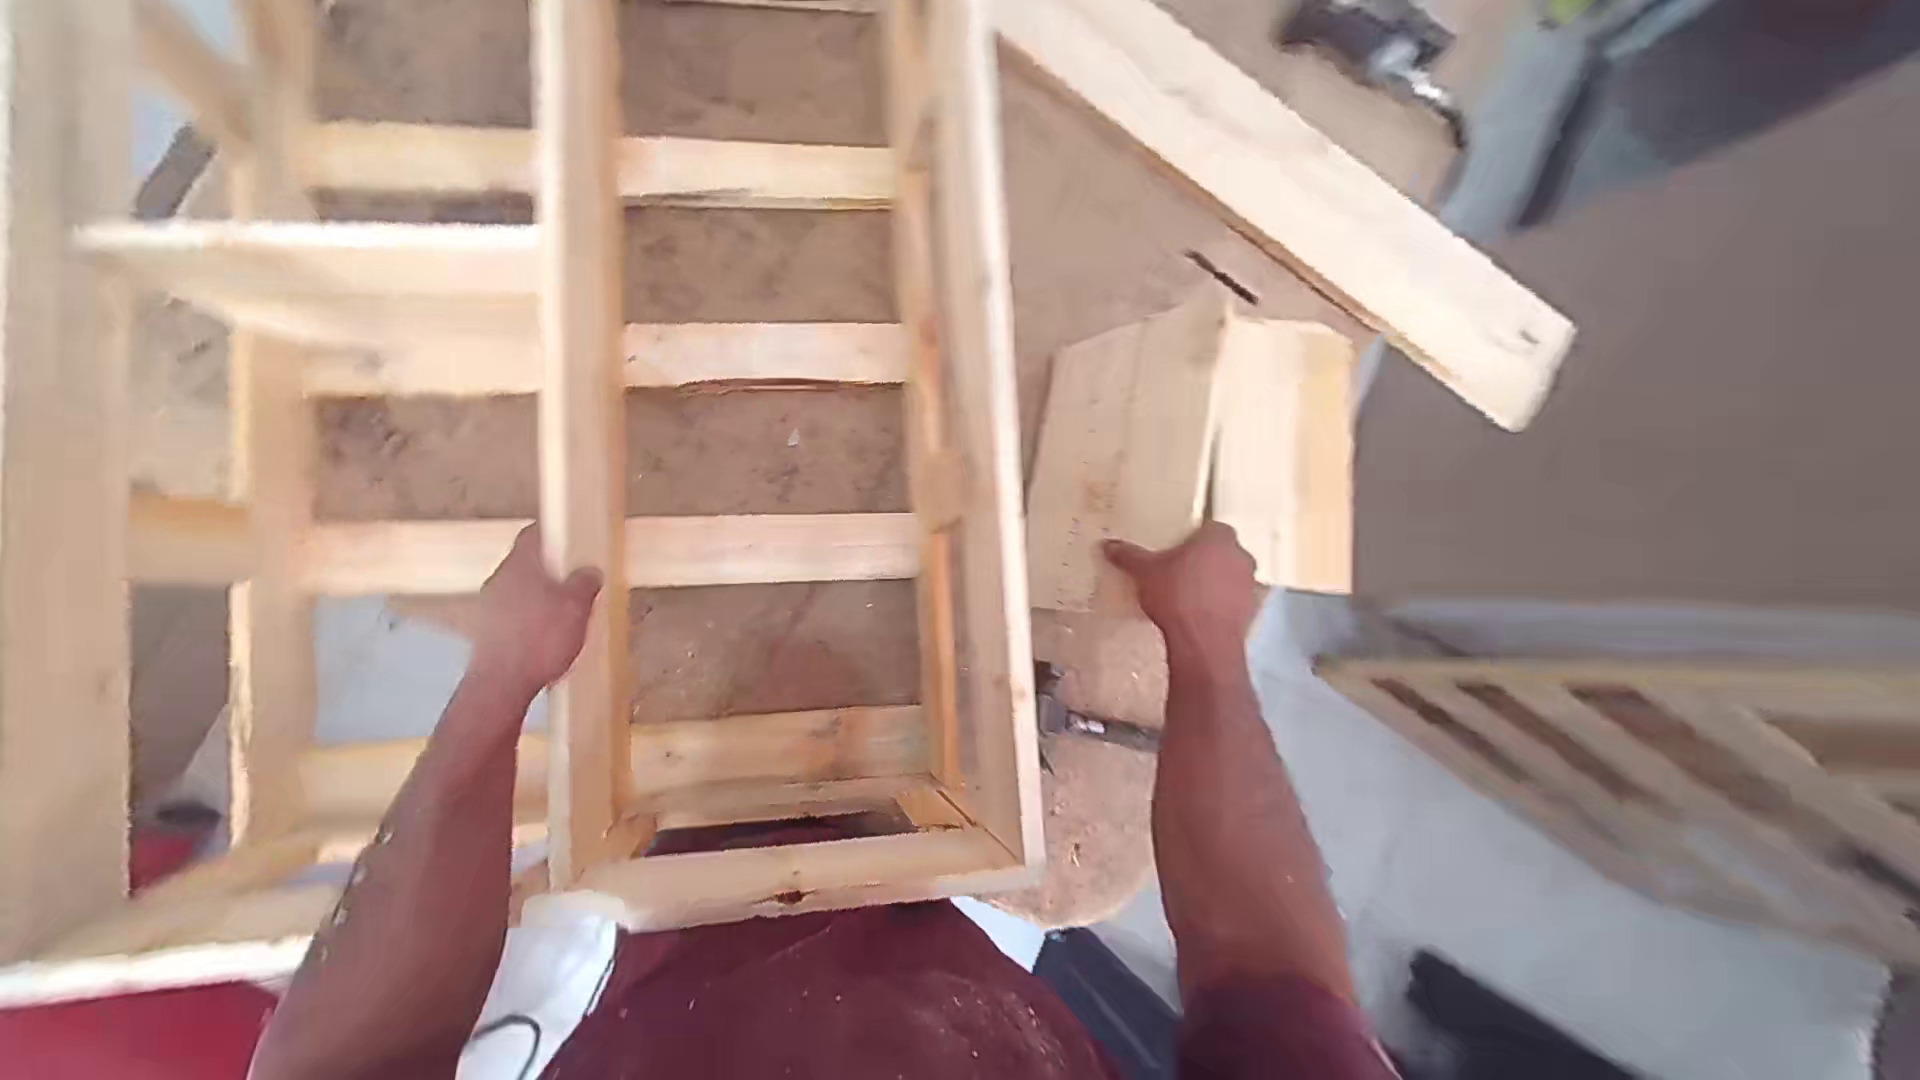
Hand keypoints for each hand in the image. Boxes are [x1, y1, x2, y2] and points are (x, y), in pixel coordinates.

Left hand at [470, 525, 603, 693]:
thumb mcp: (578, 606)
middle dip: (553, 568)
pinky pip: (516, 612)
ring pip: (522, 588)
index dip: (554, 532)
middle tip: (579, 576)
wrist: (503, 684)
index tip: (572, 535)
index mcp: (519, 565)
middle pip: (528, 563)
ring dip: (544, 593)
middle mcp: (499, 580)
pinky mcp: (488, 631)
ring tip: (570, 608)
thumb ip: (585, 583)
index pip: (533, 534)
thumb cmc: (541, 639)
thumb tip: (588, 572)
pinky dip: (534, 615)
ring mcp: (489, 606)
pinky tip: (551, 631)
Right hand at [1104, 522, 1258, 658]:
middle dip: (1203, 559)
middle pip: (1221, 551)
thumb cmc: (1177, 596)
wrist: (1203, 642)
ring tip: (1186, 595)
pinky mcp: (1251, 611)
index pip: (1209, 527)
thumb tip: (1108, 545)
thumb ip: (1128, 556)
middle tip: (1179, 570)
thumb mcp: (1144, 573)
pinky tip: (1197, 615)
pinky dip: (1219, 605)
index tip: (1176, 548)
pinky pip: (1233, 601)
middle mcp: (1240, 556)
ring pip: (1229, 576)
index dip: (1193, 537)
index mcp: (1218, 537)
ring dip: (1213, 582)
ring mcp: (1250, 585)